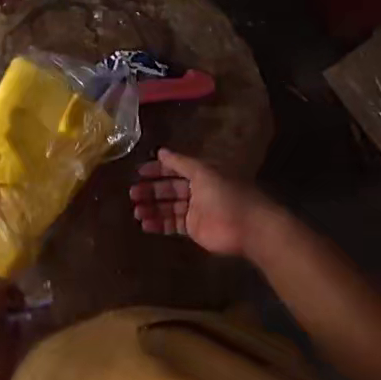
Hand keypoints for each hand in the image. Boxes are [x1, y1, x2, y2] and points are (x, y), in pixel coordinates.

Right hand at [129, 148, 272, 257]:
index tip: (139, 173)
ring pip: (169, 207)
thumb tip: (161, 151)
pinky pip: (173, 224)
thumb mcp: (203, 172)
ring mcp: (196, 210)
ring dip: (152, 208)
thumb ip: (181, 163)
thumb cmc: (226, 194)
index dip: (158, 170)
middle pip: (170, 189)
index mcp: (201, 173)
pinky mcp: (195, 229)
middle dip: (151, 191)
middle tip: (132, 194)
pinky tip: (145, 224)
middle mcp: (198, 190)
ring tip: (136, 211)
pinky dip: (159, 224)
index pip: (175, 169)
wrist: (248, 226)